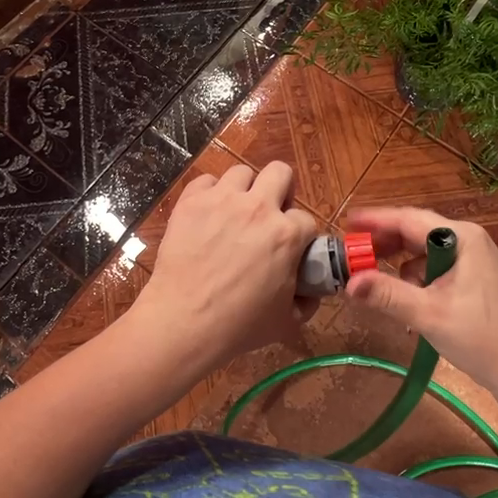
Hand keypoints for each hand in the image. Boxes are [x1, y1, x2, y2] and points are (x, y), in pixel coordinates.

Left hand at [129, 161, 319, 372]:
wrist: (184, 321)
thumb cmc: (239, 326)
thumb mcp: (288, 321)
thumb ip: (308, 300)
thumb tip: (312, 290)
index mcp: (286, 234)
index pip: (305, 218)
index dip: (300, 234)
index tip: (290, 247)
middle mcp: (257, 208)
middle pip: (280, 172)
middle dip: (280, 190)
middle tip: (269, 213)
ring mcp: (222, 200)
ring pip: (242, 173)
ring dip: (243, 190)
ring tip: (234, 213)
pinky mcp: (192, 201)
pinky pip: (206, 181)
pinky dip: (209, 193)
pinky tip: (207, 214)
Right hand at [341, 206, 497, 388]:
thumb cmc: (480, 338)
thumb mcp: (428, 314)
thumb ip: (387, 294)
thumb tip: (349, 283)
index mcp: (462, 238)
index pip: (409, 219)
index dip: (376, 220)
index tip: (347, 223)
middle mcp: (469, 240)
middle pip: (416, 232)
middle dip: (385, 243)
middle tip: (354, 254)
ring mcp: (475, 259)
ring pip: (425, 251)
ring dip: (400, 264)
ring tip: (377, 281)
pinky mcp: (476, 278)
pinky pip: (437, 267)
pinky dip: (417, 278)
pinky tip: (407, 298)